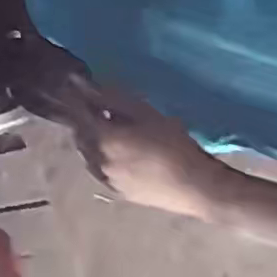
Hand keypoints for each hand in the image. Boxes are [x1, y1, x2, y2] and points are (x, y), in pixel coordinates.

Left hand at [58, 78, 241, 221]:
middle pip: (78, 130)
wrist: (200, 188)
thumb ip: (108, 97)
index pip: (76, 109)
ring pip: (85, 150)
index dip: (76, 95)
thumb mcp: (142, 112)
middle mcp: (97, 158)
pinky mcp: (117, 192)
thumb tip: (83, 83)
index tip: (77, 85)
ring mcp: (106, 178)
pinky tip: (115, 150)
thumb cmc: (173, 144)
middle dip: (83, 116)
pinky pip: (97, 167)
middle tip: (97, 108)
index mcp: (102, 137)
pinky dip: (98, 155)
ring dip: (89, 136)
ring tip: (108, 129)